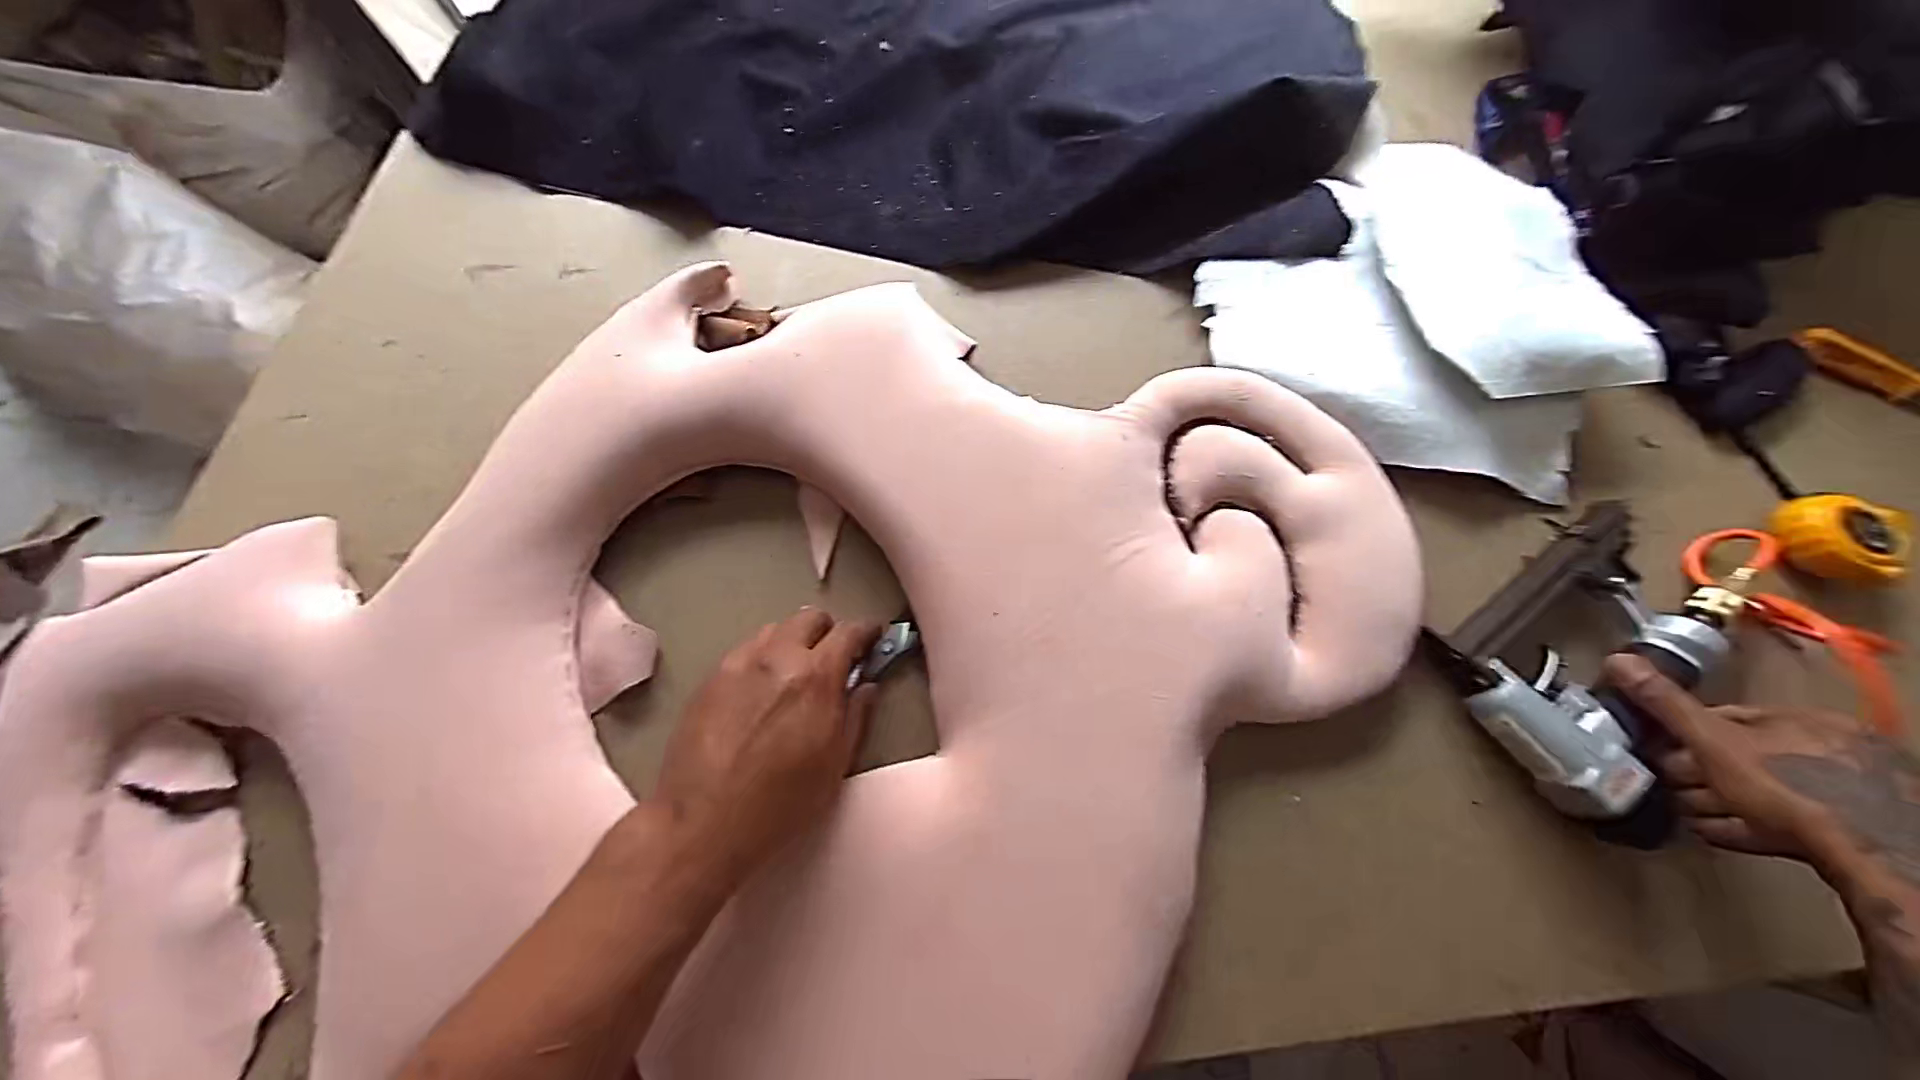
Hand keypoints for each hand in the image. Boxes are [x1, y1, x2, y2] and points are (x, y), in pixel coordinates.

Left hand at [653, 608, 879, 885]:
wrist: (701, 825)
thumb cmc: (779, 804)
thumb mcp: (835, 765)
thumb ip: (856, 715)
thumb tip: (866, 686)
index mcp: (815, 677)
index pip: (850, 631)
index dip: (868, 632)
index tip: (874, 639)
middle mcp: (777, 658)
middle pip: (811, 618)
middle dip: (829, 632)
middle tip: (835, 659)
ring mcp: (739, 664)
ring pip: (776, 629)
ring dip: (794, 642)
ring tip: (796, 673)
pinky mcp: (710, 678)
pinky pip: (746, 650)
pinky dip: (765, 657)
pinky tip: (763, 688)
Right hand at [1604, 654, 1919, 876]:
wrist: (1872, 855)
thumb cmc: (1791, 786)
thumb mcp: (1713, 741)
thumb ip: (1666, 704)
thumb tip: (1618, 659)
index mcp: (1806, 722)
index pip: (1726, 717)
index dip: (1686, 735)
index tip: (1660, 751)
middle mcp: (1834, 752)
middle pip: (1742, 756)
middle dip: (1700, 774)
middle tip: (1670, 786)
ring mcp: (1847, 794)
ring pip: (1760, 792)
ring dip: (1717, 802)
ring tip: (1689, 814)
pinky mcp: (1850, 834)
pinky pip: (1781, 824)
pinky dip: (1747, 826)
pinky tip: (1721, 833)